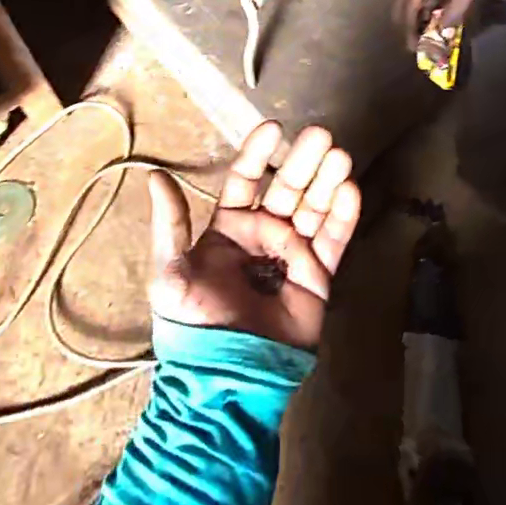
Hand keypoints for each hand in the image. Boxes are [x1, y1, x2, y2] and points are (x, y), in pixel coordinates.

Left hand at [147, 122, 361, 350]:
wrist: (225, 376)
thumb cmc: (193, 321)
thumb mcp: (170, 270)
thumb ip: (169, 222)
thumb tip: (155, 174)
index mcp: (228, 228)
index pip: (245, 180)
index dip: (257, 153)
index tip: (272, 128)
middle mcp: (262, 235)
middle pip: (287, 189)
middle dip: (302, 161)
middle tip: (321, 133)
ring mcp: (292, 256)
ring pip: (313, 209)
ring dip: (327, 180)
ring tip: (340, 153)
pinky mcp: (318, 281)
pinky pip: (332, 243)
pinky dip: (343, 218)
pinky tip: (350, 190)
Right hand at [393, 0, 489, 48]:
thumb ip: (454, 12)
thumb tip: (441, 33)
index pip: (407, 12)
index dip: (409, 32)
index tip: (414, 49)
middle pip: (400, 10)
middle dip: (407, 29)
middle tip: (417, 46)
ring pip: (406, 6)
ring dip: (413, 22)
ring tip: (423, 37)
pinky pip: (415, 1)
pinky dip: (419, 14)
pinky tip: (429, 23)